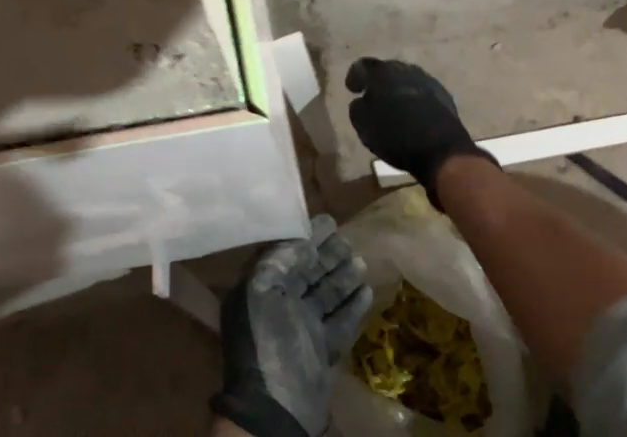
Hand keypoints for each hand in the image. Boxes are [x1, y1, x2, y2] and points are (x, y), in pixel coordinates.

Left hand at [212, 214, 372, 436]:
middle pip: (307, 272)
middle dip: (326, 255)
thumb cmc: (264, 341)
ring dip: (342, 277)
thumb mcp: (260, 292)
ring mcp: (302, 328)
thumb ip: (277, 262)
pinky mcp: (322, 350)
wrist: (276, 405)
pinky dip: (352, 305)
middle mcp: (280, 305)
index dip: (305, 237)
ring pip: (325, 295)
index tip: (327, 220)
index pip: (284, 254)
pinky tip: (367, 290)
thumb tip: (298, 240)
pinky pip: (340, 321)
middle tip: (347, 240)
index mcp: (259, 289)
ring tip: (360, 261)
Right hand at [344, 57, 492, 204]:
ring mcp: (428, 81)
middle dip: (378, 81)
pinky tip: (412, 114)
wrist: (442, 152)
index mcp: (382, 73)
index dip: (354, 77)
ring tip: (392, 105)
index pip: (362, 66)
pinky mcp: (444, 96)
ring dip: (397, 88)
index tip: (352, 90)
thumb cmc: (395, 137)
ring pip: (406, 79)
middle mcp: (405, 70)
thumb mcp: (363, 126)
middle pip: (387, 69)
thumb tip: (361, 101)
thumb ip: (357, 109)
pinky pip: (422, 91)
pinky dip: (413, 98)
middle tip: (371, 95)